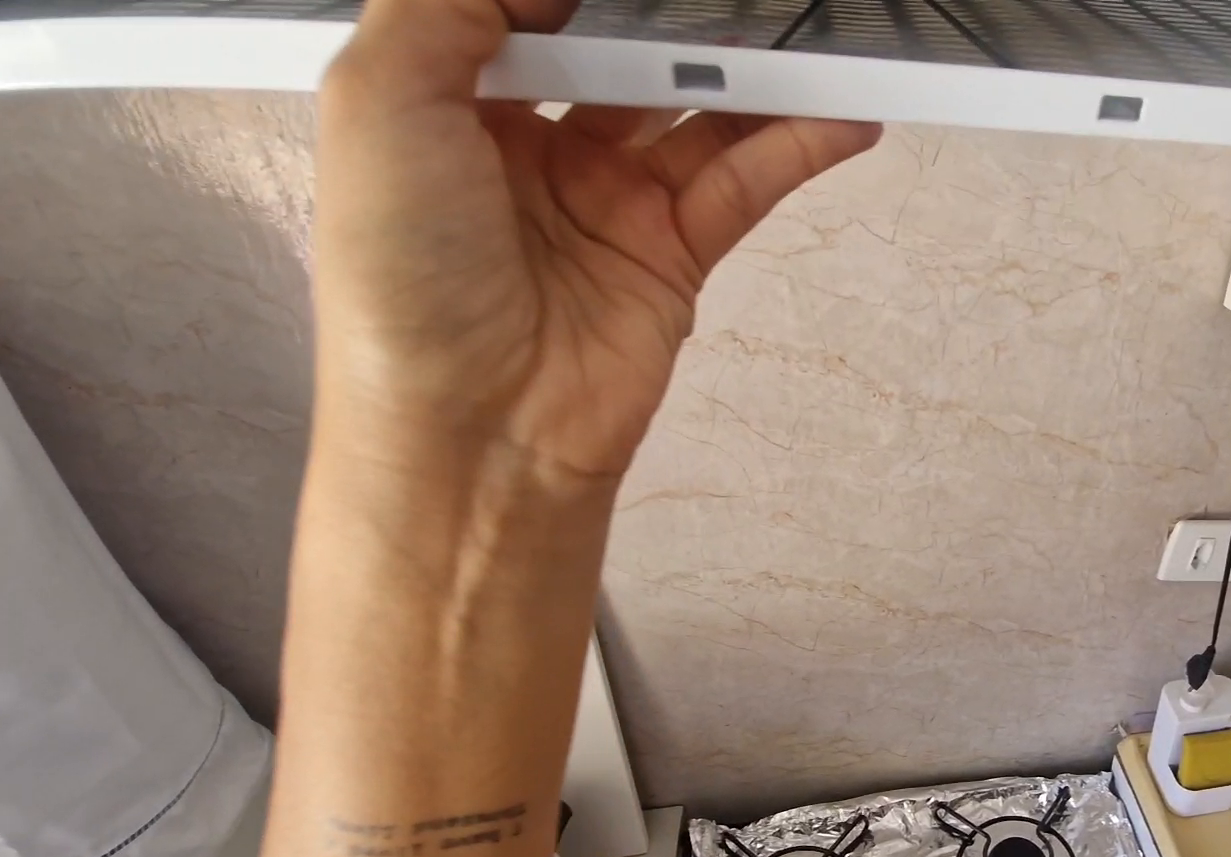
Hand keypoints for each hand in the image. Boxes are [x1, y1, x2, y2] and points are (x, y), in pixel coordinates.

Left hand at [312, 0, 879, 482]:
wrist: (479, 428)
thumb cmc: (404, 277)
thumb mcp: (378, 102)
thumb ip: (448, 8)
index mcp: (460, 111)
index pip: (533, 23)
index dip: (573, 0)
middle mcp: (544, 157)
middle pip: (629, 68)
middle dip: (680, 33)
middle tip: (738, 9)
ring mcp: (618, 211)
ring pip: (700, 124)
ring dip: (758, 85)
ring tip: (816, 51)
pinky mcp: (676, 260)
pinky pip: (740, 188)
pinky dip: (792, 151)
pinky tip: (840, 120)